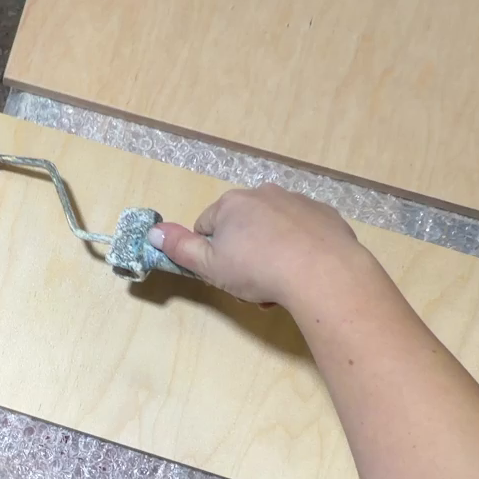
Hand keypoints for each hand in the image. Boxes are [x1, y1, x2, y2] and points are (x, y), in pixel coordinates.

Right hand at [148, 184, 376, 308]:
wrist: (321, 272)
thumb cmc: (256, 270)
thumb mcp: (209, 266)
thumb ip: (180, 248)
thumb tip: (153, 231)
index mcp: (231, 204)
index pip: (205, 226)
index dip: (209, 253)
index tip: (221, 273)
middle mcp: (263, 194)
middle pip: (240, 226)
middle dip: (241, 253)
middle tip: (248, 284)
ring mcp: (297, 201)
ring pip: (271, 229)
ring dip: (268, 252)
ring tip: (276, 283)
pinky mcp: (325, 215)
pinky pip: (302, 232)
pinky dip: (298, 249)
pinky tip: (300, 272)